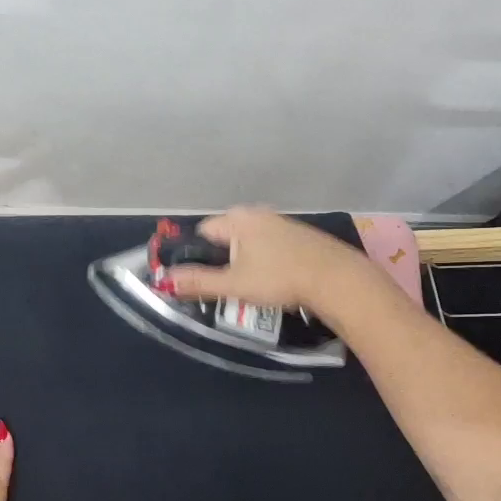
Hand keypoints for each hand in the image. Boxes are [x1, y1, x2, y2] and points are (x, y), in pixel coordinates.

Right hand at [163, 205, 384, 313]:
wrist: (335, 279)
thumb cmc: (279, 278)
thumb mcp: (234, 284)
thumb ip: (199, 281)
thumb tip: (165, 281)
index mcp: (237, 218)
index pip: (202, 232)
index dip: (198, 256)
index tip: (204, 279)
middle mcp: (258, 213)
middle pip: (226, 236)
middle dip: (222, 260)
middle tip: (228, 287)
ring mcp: (281, 222)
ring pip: (249, 243)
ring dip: (246, 262)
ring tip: (252, 287)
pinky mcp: (300, 236)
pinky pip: (270, 246)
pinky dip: (267, 261)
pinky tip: (276, 280)